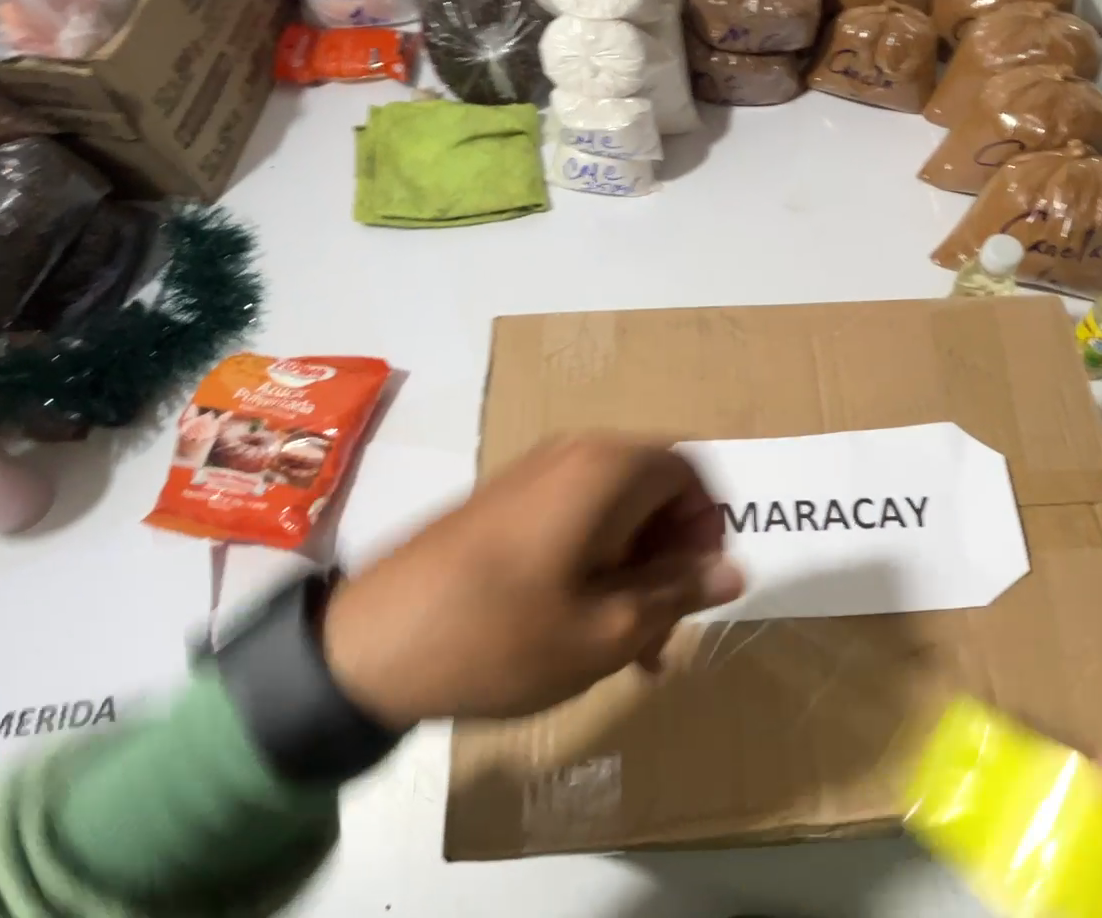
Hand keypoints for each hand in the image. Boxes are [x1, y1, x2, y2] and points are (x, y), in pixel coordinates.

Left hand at [321, 435, 744, 725]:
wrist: (367, 646)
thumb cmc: (503, 637)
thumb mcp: (608, 629)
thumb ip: (678, 592)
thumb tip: (733, 569)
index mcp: (606, 470)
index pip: (691, 472)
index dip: (708, 527)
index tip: (698, 585)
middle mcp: (572, 456)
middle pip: (653, 491)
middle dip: (670, 558)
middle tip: (664, 628)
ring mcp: (530, 476)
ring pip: (614, 512)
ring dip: (634, 570)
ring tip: (627, 644)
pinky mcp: (501, 503)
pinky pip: (573, 520)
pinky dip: (594, 563)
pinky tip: (581, 626)